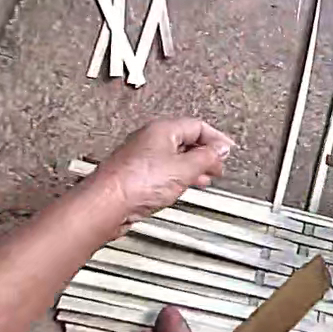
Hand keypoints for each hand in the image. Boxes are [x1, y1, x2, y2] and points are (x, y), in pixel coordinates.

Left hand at [91, 118, 233, 224]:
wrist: (106, 205)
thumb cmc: (136, 183)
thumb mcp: (186, 167)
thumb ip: (208, 156)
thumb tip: (221, 149)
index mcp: (162, 130)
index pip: (198, 126)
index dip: (217, 139)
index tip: (227, 151)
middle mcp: (149, 139)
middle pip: (186, 140)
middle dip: (205, 153)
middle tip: (217, 165)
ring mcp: (141, 157)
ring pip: (176, 156)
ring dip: (194, 166)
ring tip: (204, 177)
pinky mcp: (135, 174)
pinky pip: (164, 170)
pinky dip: (179, 176)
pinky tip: (183, 186)